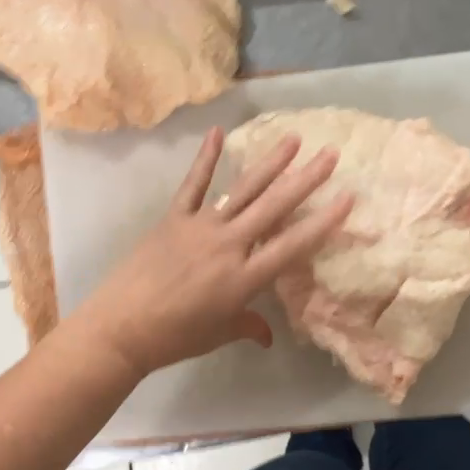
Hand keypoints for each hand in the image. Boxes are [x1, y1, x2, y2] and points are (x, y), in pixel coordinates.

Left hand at [68, 127, 354, 377]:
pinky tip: (217, 132)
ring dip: (269, 164)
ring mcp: (200, 227)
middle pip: (274, 207)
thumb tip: (267, 336)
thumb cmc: (175, 337)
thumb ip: (248, 326)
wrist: (122, 327)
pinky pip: (193, 185)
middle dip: (305, 180)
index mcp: (245, 279)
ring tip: (293, 139)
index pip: (293, 245)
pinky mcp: (174, 218)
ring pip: (242, 190)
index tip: (347, 197)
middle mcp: (228, 245)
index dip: (323, 222)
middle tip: (330, 154)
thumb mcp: (219, 334)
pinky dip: (205, 158)